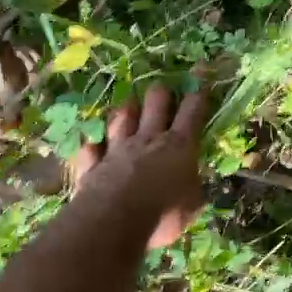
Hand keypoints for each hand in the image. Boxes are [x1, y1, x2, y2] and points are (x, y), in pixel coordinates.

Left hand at [71, 84, 208, 248]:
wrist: (114, 223)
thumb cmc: (163, 213)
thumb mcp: (192, 204)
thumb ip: (192, 188)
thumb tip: (193, 183)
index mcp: (180, 145)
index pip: (193, 109)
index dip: (198, 89)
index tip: (201, 68)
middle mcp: (149, 139)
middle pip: (155, 103)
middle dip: (160, 93)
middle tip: (161, 90)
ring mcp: (118, 150)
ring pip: (121, 118)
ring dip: (126, 110)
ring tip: (128, 104)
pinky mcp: (93, 166)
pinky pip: (90, 148)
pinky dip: (92, 144)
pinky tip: (91, 141)